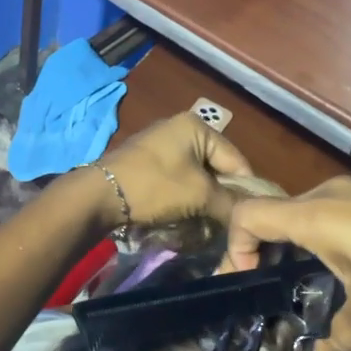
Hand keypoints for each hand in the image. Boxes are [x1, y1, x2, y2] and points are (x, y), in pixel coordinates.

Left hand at [89, 112, 253, 230]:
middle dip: (222, 196)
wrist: (100, 196)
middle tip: (227, 223)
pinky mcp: (148, 162)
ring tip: (207, 224)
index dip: (245, 190)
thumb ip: (230, 203)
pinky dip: (185, 198)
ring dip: (203, 200)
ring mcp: (162, 144)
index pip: (236, 160)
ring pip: (197, 176)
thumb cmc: (155, 187)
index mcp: (197, 126)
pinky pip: (179, 180)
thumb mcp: (199, 196)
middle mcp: (181, 128)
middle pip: (216, 167)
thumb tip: (250, 215)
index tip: (249, 218)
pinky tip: (186, 217)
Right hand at [226, 177, 350, 350]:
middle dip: (264, 251)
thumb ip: (336, 348)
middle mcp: (333, 192)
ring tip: (306, 289)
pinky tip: (350, 274)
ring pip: (310, 212)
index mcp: (318, 214)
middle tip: (267, 295)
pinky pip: (337, 213)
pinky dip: (326, 239)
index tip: (246, 285)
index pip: (251, 214)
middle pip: (278, 212)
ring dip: (297, 246)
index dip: (235, 247)